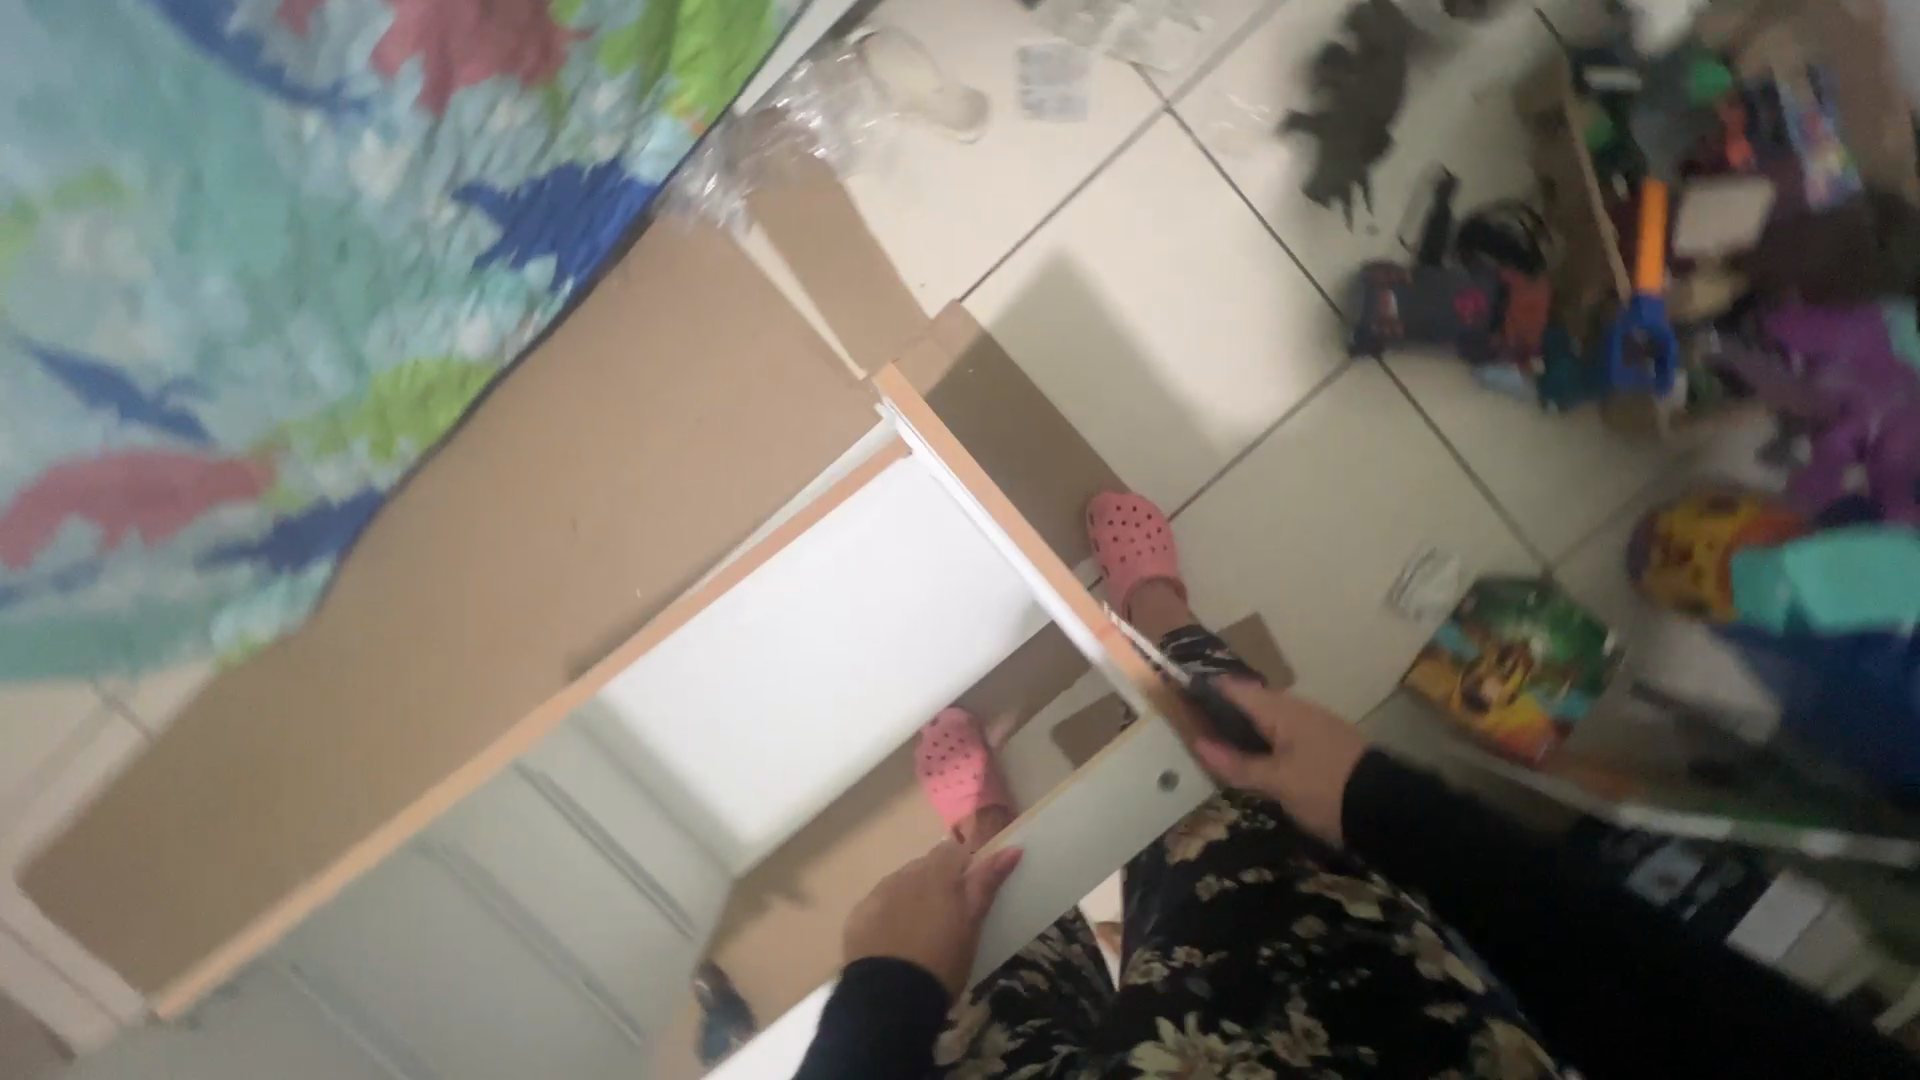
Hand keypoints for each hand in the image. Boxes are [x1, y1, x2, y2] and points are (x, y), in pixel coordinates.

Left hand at [843, 841, 1022, 997]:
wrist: (888, 1000)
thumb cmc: (942, 963)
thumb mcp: (972, 926)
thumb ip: (987, 883)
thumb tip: (1012, 849)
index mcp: (937, 873)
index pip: (954, 851)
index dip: (963, 868)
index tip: (969, 894)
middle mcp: (905, 874)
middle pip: (926, 866)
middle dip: (937, 882)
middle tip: (946, 917)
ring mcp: (879, 893)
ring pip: (901, 884)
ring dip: (912, 897)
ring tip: (919, 932)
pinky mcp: (858, 915)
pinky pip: (878, 905)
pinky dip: (887, 915)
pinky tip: (892, 941)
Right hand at [1189, 678, 1370, 845]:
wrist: (1392, 811)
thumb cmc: (1327, 788)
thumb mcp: (1277, 782)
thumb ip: (1236, 764)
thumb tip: (1197, 742)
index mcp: (1280, 710)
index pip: (1233, 688)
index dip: (1204, 689)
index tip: (1176, 695)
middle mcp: (1295, 709)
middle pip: (1249, 701)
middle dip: (1221, 711)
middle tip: (1191, 727)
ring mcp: (1312, 725)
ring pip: (1266, 719)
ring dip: (1242, 728)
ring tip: (1217, 746)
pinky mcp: (1324, 744)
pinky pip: (1282, 733)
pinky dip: (1262, 741)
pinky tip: (1254, 760)